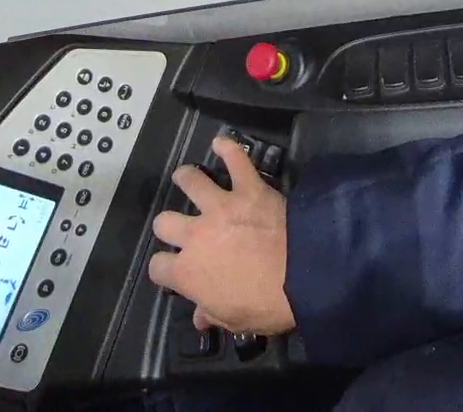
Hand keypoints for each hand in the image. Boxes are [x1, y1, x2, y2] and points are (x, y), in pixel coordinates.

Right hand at [147, 136, 294, 334]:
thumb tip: (200, 316)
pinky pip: (236, 161)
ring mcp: (221, 206)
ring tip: (184, 176)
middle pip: (165, 222)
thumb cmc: (267, 304)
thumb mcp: (236, 320)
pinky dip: (229, 148)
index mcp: (189, 272)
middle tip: (178, 226)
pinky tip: (221, 141)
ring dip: (186, 178)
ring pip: (192, 182)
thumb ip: (213, 314)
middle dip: (169, 225)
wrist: (303, 272)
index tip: (172, 269)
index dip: (164, 269)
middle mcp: (196, 235)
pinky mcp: (248, 187)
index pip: (159, 267)